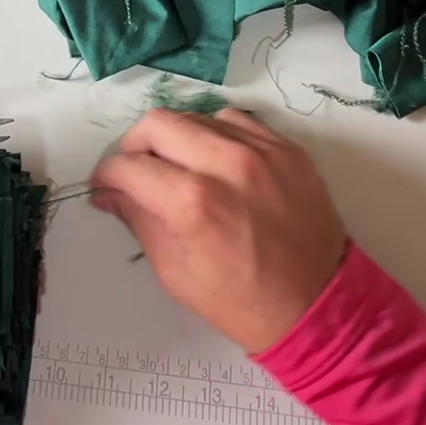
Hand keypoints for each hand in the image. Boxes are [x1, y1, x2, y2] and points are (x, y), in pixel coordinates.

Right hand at [89, 109, 347, 353]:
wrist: (320, 308)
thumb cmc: (241, 301)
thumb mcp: (174, 272)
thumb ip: (139, 220)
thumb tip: (111, 193)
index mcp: (193, 203)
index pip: (128, 165)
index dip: (106, 175)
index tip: (104, 186)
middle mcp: (225, 165)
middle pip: (156, 124)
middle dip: (133, 145)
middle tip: (135, 171)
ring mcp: (261, 152)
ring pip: (194, 116)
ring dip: (174, 138)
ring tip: (176, 167)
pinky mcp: (287, 149)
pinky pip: (235, 121)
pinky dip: (214, 135)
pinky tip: (215, 161)